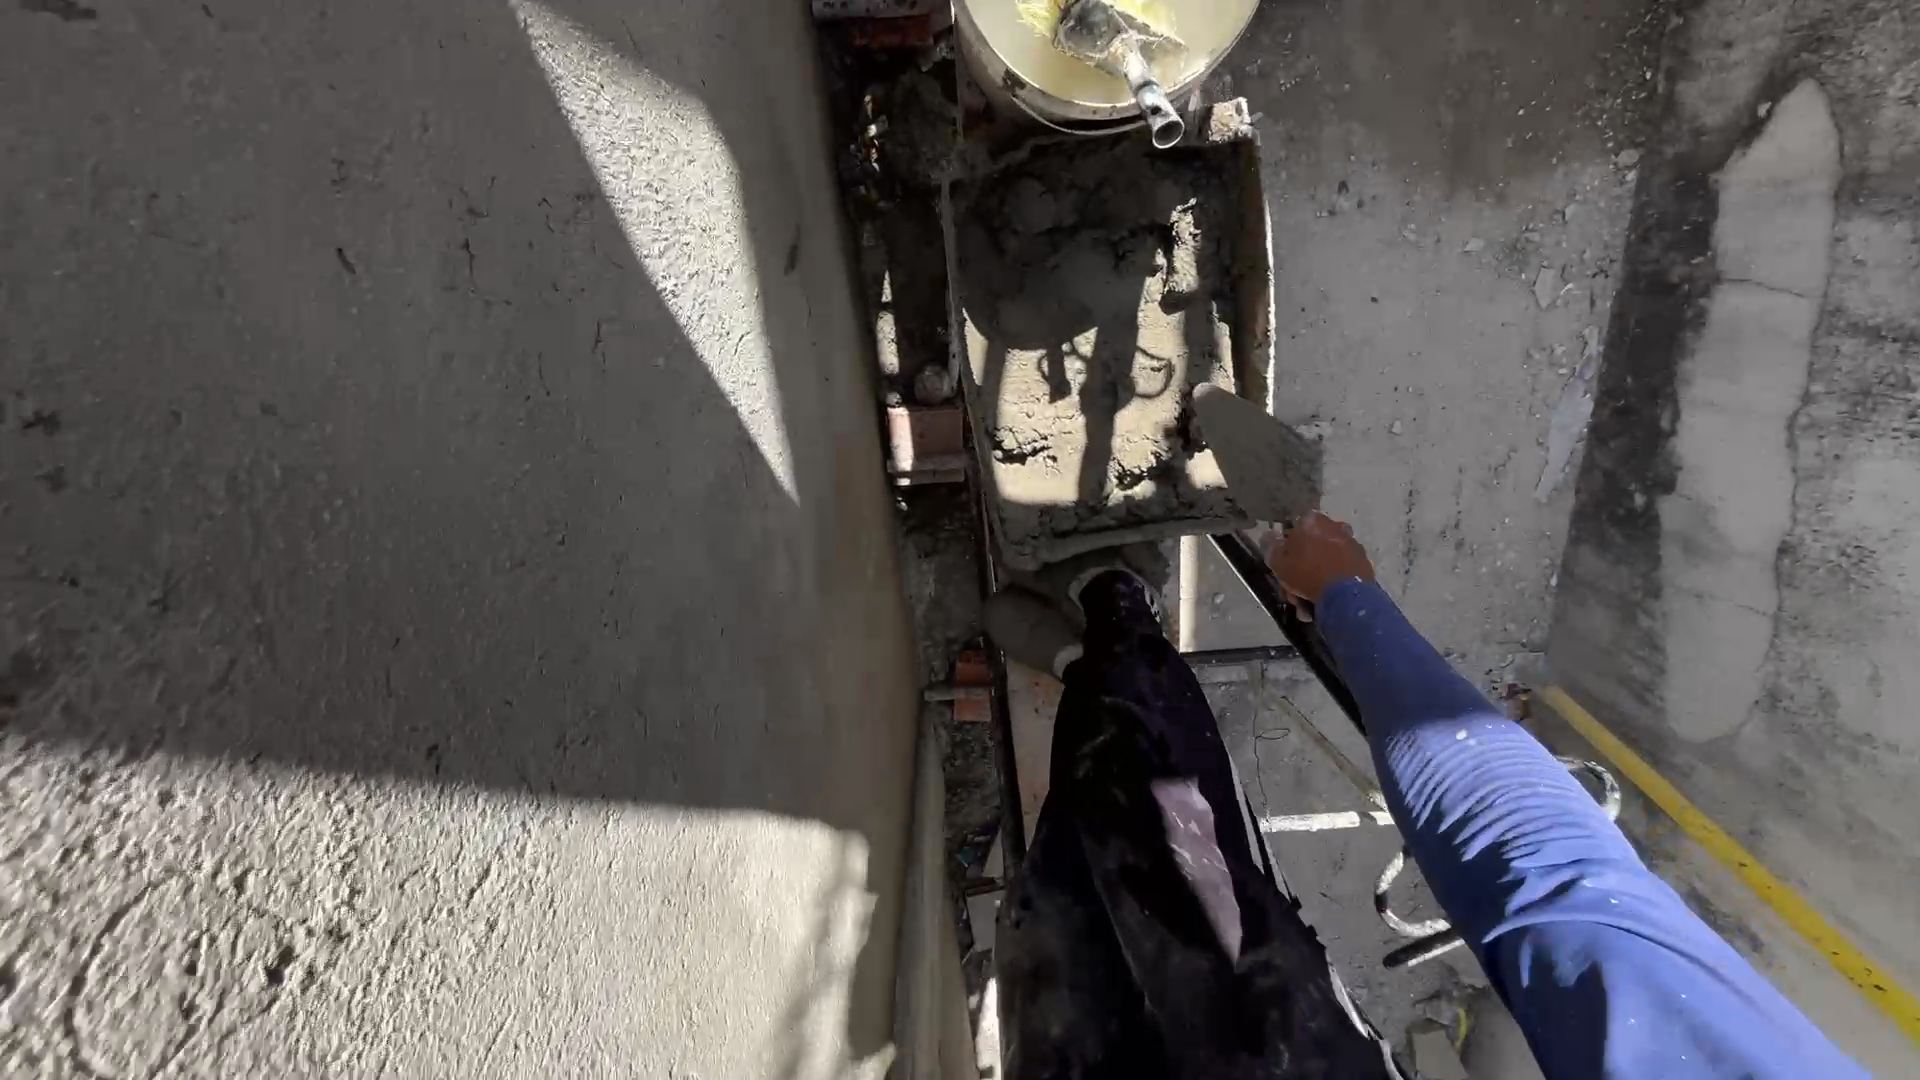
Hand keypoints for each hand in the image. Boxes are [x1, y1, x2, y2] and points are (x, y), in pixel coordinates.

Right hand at [1262, 511, 1375, 617]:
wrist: (1345, 595)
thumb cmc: (1306, 573)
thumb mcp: (1278, 561)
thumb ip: (1271, 545)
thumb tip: (1269, 534)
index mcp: (1312, 521)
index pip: (1294, 525)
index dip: (1286, 544)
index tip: (1282, 561)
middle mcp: (1335, 526)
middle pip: (1311, 545)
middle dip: (1300, 567)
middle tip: (1292, 587)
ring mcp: (1351, 544)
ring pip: (1325, 560)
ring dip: (1315, 577)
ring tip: (1306, 600)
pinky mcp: (1363, 562)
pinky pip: (1340, 570)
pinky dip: (1331, 582)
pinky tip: (1323, 599)